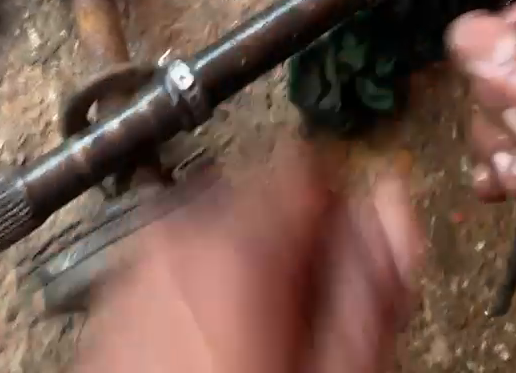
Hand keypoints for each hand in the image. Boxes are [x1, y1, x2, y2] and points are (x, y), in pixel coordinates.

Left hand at [76, 144, 423, 372]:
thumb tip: (393, 202)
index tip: (349, 255)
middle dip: (298, 234)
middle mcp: (182, 224)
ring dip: (253, 254)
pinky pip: (182, 248)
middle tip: (310, 307)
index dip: (341, 206)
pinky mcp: (121, 281)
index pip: (309, 162)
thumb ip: (370, 277)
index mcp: (235, 235)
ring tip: (264, 325)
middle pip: (265, 190)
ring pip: (224, 218)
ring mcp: (143, 252)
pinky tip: (219, 332)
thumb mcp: (332, 363)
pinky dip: (208, 273)